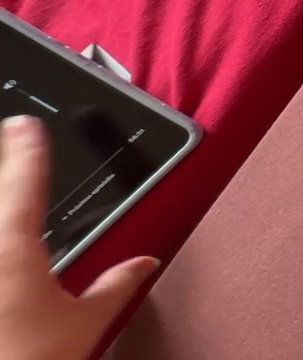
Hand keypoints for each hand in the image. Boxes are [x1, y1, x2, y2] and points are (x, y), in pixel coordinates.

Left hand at [0, 116, 158, 359]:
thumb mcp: (83, 324)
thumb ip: (114, 286)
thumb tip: (143, 263)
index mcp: (10, 254)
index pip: (23, 188)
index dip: (27, 152)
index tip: (23, 124)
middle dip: (1, 173)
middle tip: (3, 142)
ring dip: (1, 215)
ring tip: (10, 202)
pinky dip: (1, 247)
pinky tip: (8, 253)